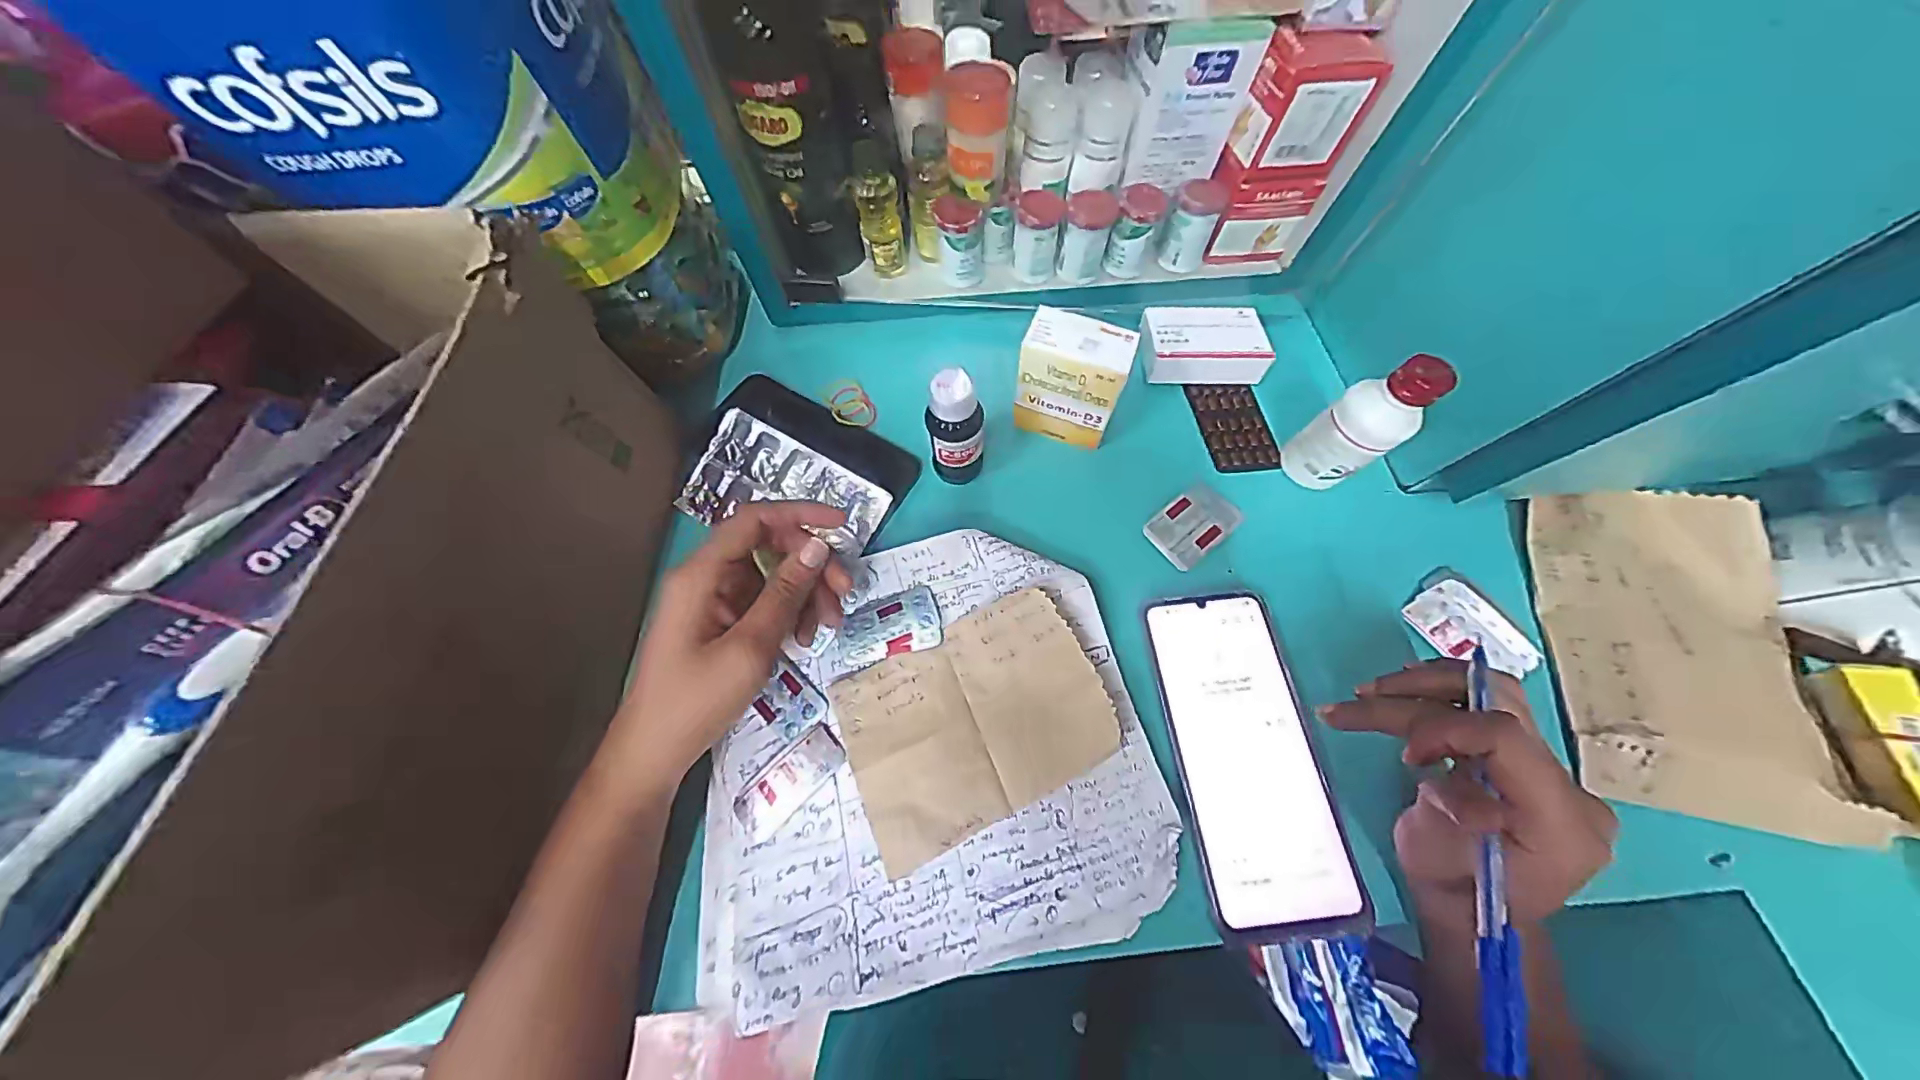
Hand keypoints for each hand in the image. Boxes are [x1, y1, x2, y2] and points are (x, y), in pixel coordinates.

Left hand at [609, 501, 854, 782]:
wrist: (654, 753)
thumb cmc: (695, 702)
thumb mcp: (750, 647)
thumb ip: (785, 593)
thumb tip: (817, 546)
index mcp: (702, 574)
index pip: (754, 520)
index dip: (799, 514)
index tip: (840, 524)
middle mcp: (708, 579)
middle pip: (769, 549)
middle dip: (811, 567)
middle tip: (844, 594)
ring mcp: (715, 601)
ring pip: (773, 578)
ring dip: (806, 596)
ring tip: (825, 628)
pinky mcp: (723, 623)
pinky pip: (765, 604)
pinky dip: (790, 616)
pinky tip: (802, 640)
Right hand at [1318, 659, 1616, 925]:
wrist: (1475, 910)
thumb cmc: (1455, 890)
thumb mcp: (1442, 855)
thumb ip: (1447, 810)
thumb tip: (1437, 776)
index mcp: (1559, 817)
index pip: (1505, 736)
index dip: (1443, 728)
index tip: (1404, 752)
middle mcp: (1566, 785)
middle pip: (1498, 701)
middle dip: (1422, 691)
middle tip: (1364, 696)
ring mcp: (1549, 769)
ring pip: (1491, 692)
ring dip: (1424, 684)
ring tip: (1372, 691)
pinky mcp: (1523, 759)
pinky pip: (1484, 708)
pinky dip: (1436, 694)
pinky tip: (1401, 693)